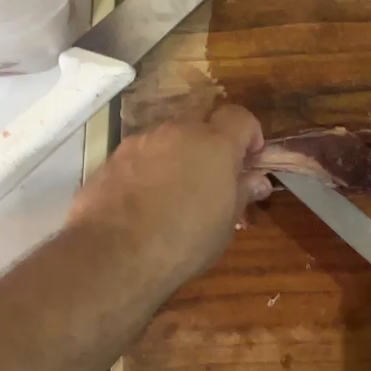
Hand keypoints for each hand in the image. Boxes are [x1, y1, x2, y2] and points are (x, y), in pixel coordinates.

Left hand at [67, 105, 272, 287]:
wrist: (115, 254)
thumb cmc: (185, 240)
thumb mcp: (225, 223)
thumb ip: (242, 193)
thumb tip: (257, 180)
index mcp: (215, 143)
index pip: (240, 117)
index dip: (249, 135)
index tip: (249, 161)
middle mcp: (178, 132)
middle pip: (201, 125)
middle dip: (211, 147)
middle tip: (213, 181)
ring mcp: (141, 142)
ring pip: (168, 140)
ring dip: (178, 157)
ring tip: (176, 195)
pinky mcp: (113, 159)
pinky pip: (141, 157)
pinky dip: (149, 170)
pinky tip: (145, 203)